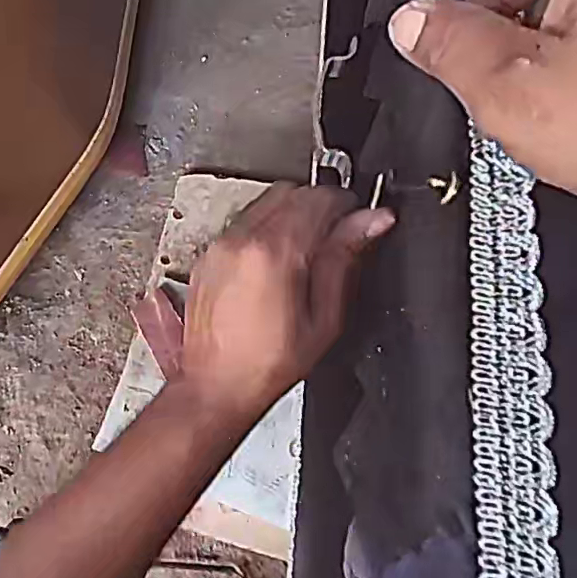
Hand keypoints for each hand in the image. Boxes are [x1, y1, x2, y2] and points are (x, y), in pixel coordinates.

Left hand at [175, 184, 392, 422]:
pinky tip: (272, 265)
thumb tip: (370, 220)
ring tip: (301, 257)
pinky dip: (262, 232)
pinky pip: (240, 226)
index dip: (347, 206)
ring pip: (263, 204)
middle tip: (333, 238)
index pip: (319, 197)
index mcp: (273, 253)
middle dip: (318, 206)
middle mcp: (239, 243)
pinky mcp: (205, 260)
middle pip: (290, 192)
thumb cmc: (264, 364)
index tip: (357, 222)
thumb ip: (344, 260)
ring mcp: (217, 249)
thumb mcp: (323, 317)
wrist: (215, 385)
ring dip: (289, 216)